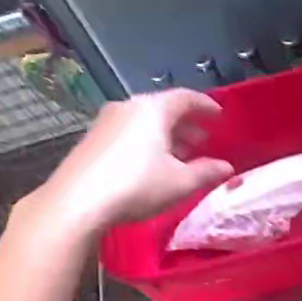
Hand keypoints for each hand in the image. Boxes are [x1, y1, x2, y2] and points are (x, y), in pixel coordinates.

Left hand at [13, 90, 233, 240]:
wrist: (76, 202)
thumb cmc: (136, 185)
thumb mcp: (180, 182)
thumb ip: (206, 172)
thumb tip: (226, 167)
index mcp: (153, 109)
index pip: (186, 98)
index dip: (206, 106)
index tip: (219, 115)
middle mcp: (128, 107)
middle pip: (163, 109)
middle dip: (185, 124)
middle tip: (202, 140)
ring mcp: (105, 122)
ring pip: (144, 122)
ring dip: (165, 136)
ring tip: (180, 156)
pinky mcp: (91, 140)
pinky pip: (127, 133)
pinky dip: (145, 142)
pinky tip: (151, 165)